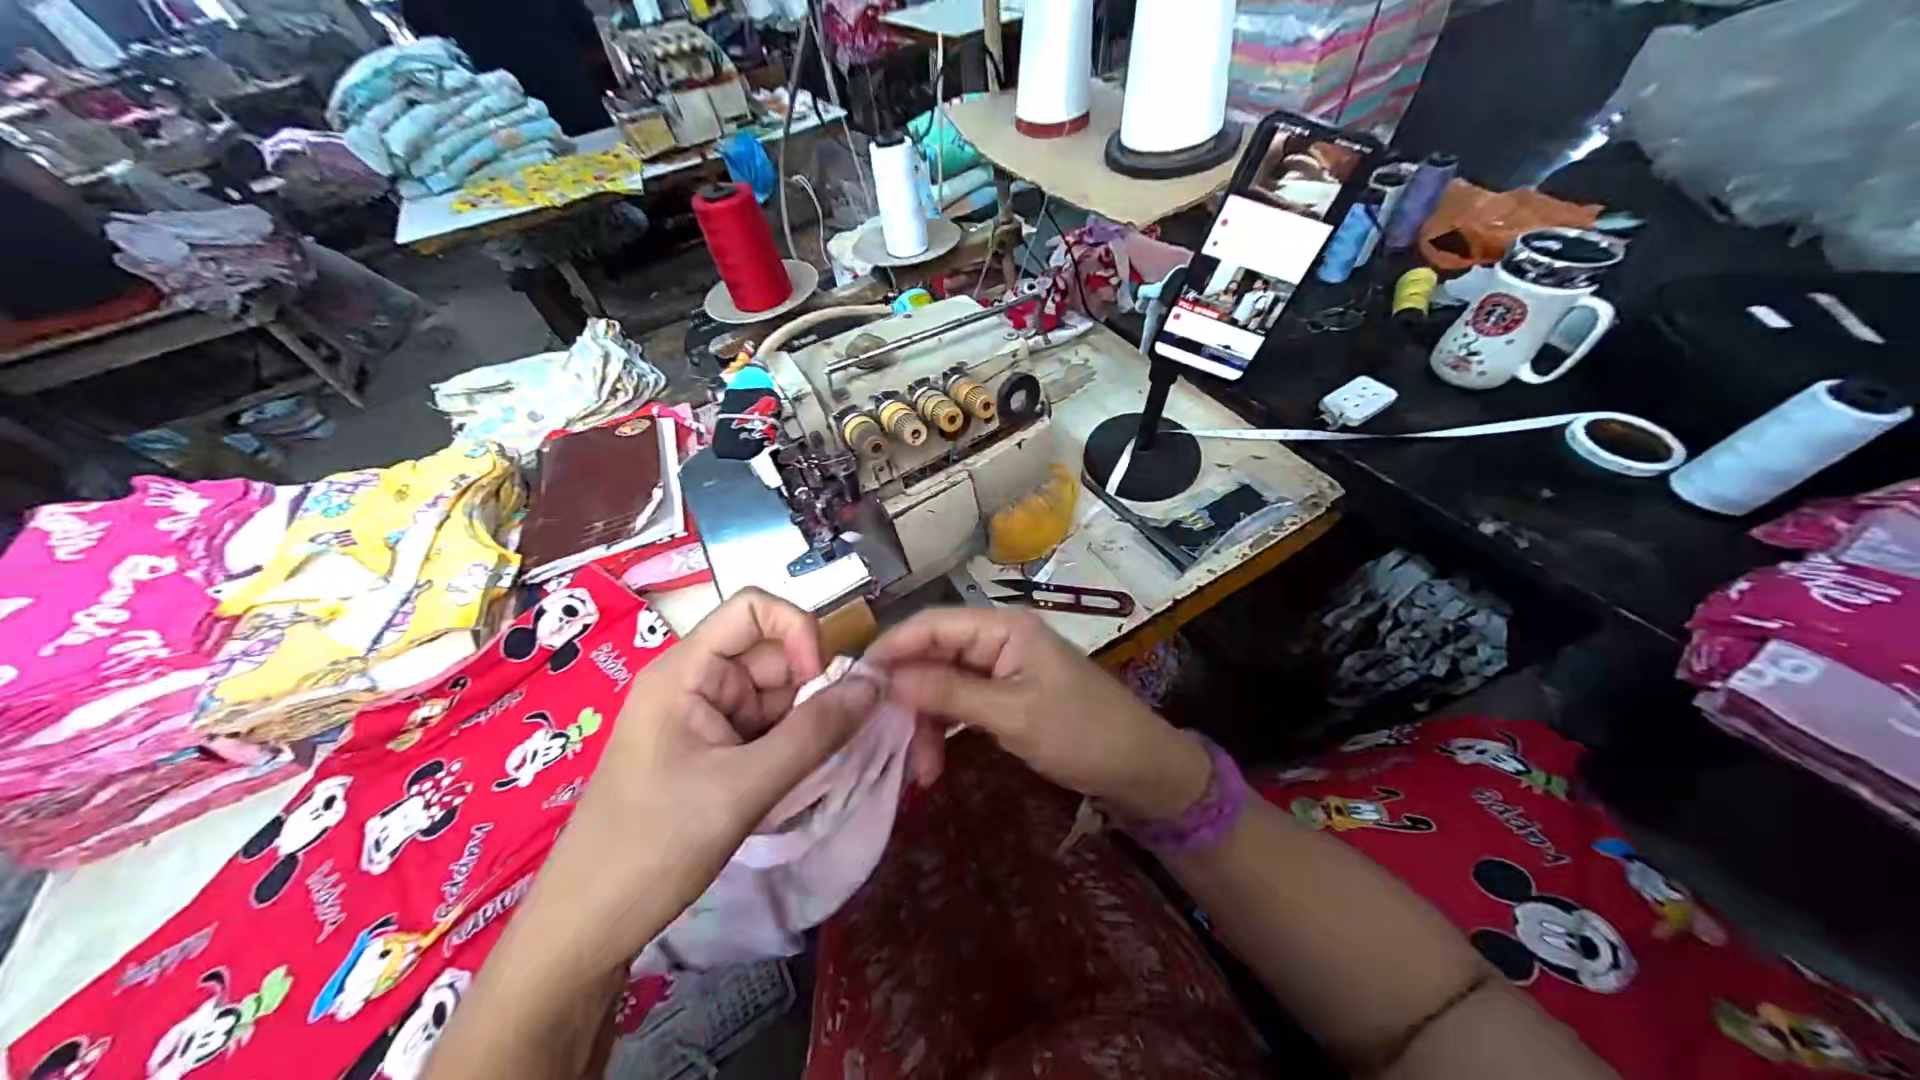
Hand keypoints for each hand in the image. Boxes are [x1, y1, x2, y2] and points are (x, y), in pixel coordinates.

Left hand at [556, 588, 880, 961]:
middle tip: (828, 740)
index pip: (753, 608)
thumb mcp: (744, 787)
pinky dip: (790, 745)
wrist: (588, 926)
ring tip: (802, 771)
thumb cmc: (654, 846)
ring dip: (803, 722)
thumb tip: (876, 683)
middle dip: (809, 688)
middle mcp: (695, 681)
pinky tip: (788, 782)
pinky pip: (766, 727)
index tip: (821, 681)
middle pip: (772, 654)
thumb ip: (816, 732)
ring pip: (776, 694)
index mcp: (686, 670)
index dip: (798, 630)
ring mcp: (704, 716)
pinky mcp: (712, 749)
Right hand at [866, 607, 1210, 819]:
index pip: (933, 624)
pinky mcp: (1006, 695)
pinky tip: (934, 763)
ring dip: (927, 724)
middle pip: (934, 656)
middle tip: (882, 737)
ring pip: (944, 685)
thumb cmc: (1081, 732)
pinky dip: (946, 731)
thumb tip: (888, 679)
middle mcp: (998, 640)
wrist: (1140, 768)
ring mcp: (1002, 668)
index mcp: (1003, 628)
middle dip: (909, 697)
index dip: (892, 648)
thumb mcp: (1012, 714)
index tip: (856, 682)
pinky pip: (962, 704)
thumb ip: (949, 692)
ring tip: (919, 770)